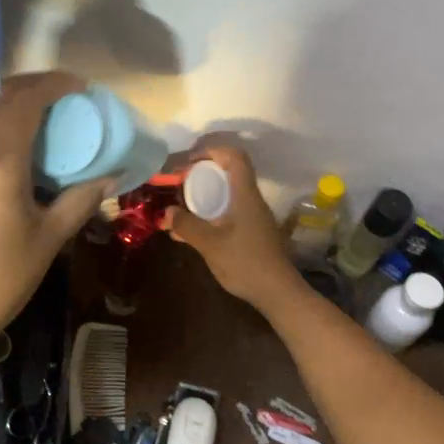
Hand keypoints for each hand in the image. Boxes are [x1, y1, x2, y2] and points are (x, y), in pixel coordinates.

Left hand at [0, 72, 110, 357]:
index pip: (24, 100)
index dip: (53, 84)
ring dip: (11, 113)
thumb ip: (78, 201)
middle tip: (65, 100)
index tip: (80, 87)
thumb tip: (108, 178)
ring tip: (43, 127)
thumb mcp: (48, 240)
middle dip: (32, 90)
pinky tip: (13, 160)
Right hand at [164, 146, 301, 306]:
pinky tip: (191, 232)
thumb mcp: (210, 244)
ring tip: (180, 208)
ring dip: (204, 195)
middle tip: (179, 184)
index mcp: (244, 195)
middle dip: (202, 173)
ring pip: (228, 193)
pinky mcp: (252, 232)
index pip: (234, 156)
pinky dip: (210, 214)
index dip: (211, 151)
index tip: (188, 163)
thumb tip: (166, 212)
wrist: (277, 292)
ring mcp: (253, 216)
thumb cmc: (245, 263)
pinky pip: (228, 211)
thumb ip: (186, 226)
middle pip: (229, 172)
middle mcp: (251, 200)